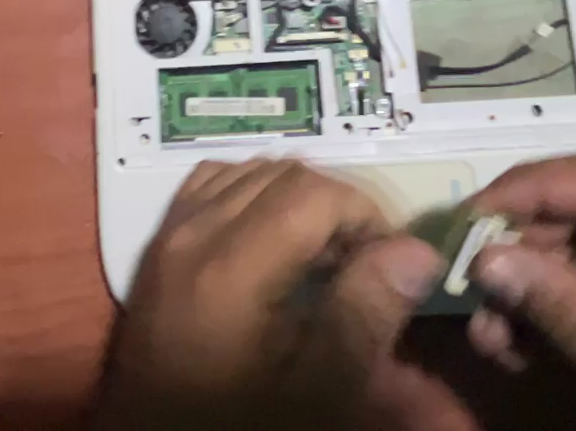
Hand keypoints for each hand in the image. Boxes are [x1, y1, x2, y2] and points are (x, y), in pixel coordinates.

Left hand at [94, 159, 443, 430]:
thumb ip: (364, 315)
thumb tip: (416, 249)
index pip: (312, 193)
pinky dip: (251, 190)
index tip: (391, 259)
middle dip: (336, 204)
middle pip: (282, 174)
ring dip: (296, 195)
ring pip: (248, 171)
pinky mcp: (158, 241)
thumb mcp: (313, 395)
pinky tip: (269, 231)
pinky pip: (211, 182)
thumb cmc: (239, 427)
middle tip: (363, 259)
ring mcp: (169, 232)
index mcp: (229, 269)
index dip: (365, 213)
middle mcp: (194, 233)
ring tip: (321, 249)